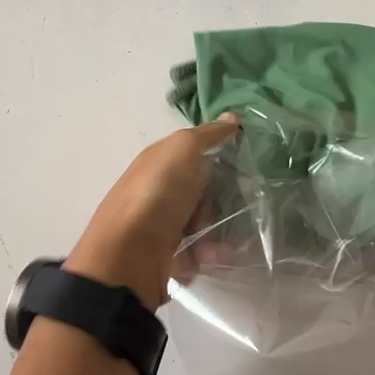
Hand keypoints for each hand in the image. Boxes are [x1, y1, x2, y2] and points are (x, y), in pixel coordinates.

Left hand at [66, 115, 239, 307]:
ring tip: (220, 239)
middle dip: (225, 200)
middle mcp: (162, 192)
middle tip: (233, 205)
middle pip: (208, 191)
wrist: (126, 257)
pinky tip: (209, 257)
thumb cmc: (155, 195)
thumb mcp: (181, 151)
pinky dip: (210, 255)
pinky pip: (202, 253)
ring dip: (221, 232)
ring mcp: (165, 225)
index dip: (223, 158)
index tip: (247, 164)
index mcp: (161, 163)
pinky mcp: (172, 257)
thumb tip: (232, 117)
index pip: (200, 154)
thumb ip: (207, 135)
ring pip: (209, 224)